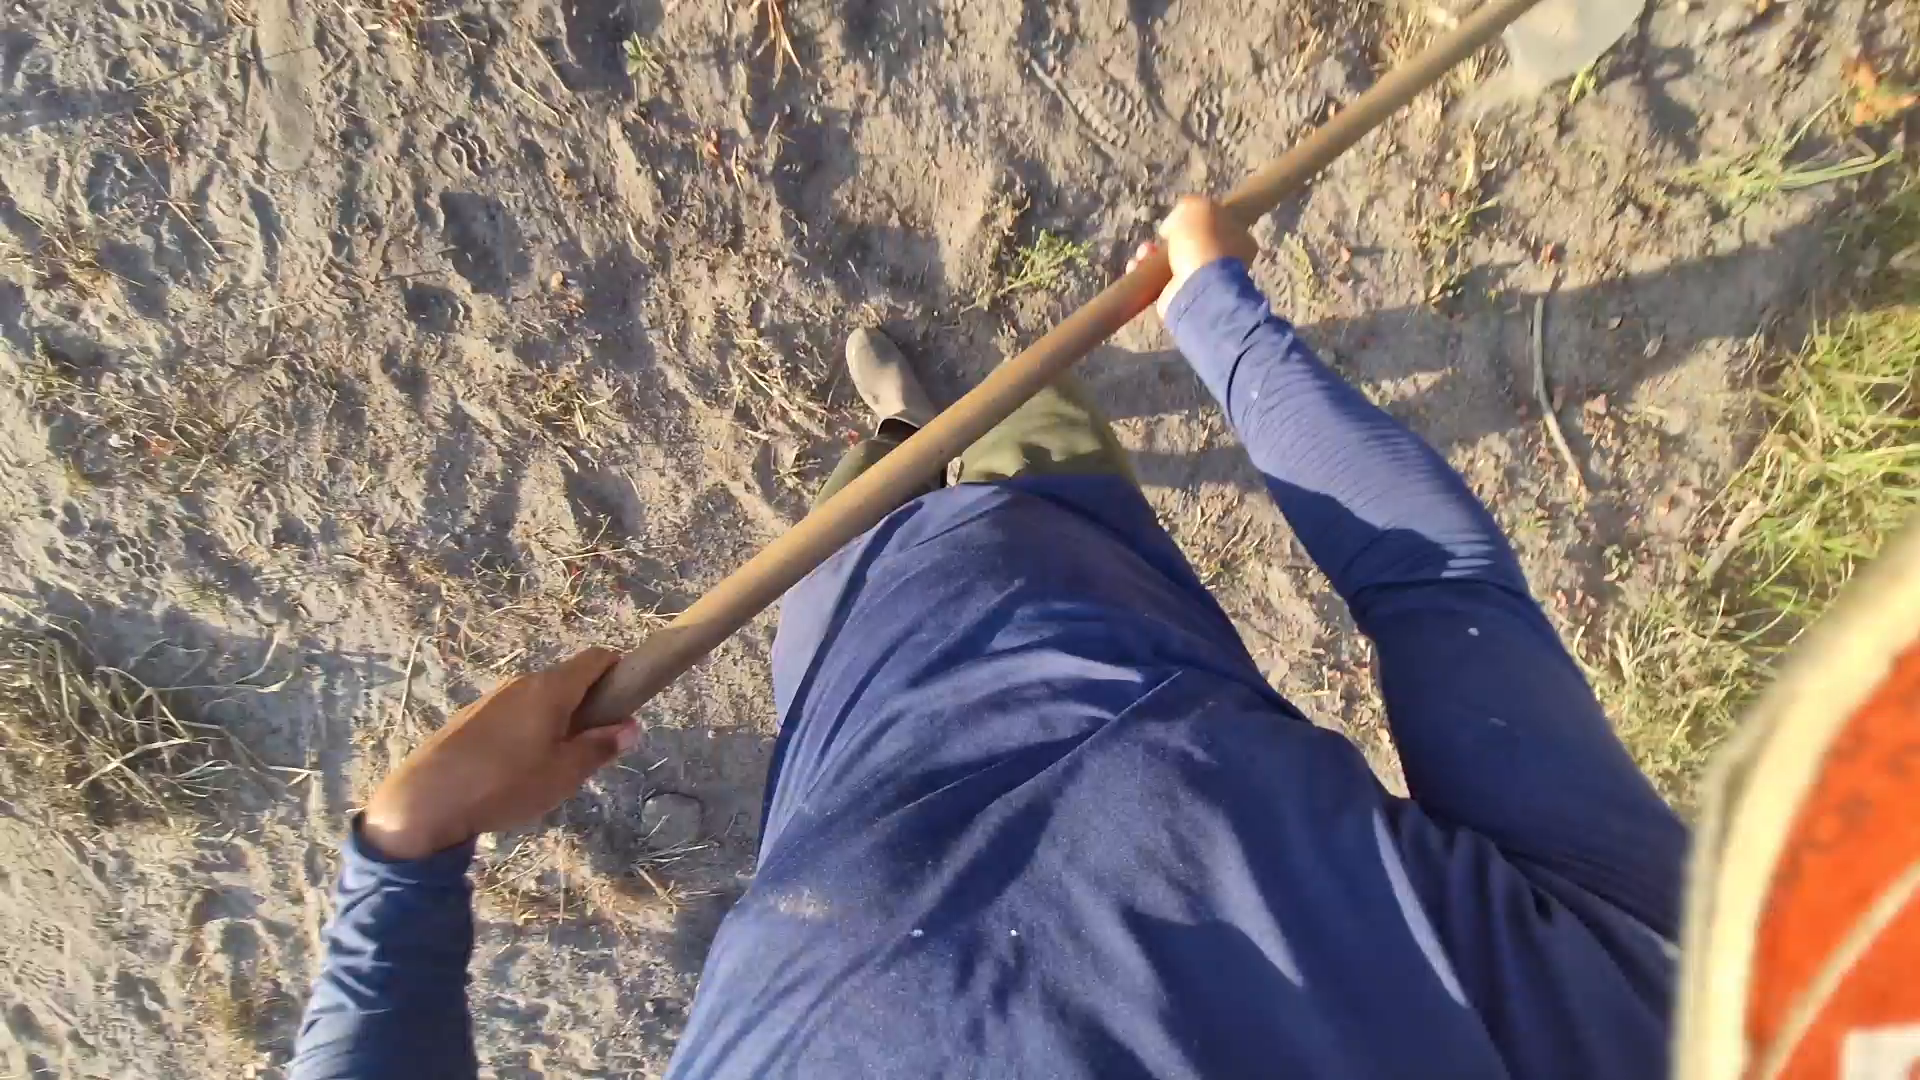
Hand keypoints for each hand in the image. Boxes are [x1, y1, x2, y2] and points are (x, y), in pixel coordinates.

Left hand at [361, 647, 638, 859]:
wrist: (418, 807)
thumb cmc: (503, 785)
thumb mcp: (564, 774)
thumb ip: (601, 746)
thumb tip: (631, 727)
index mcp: (551, 689)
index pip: (596, 658)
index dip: (618, 671)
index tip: (624, 702)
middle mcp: (521, 683)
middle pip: (568, 679)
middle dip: (588, 704)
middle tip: (589, 745)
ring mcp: (491, 699)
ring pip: (539, 698)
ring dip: (556, 719)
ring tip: (549, 763)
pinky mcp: (467, 718)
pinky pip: (512, 713)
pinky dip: (526, 729)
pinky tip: (512, 768)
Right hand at [1128, 195, 1257, 319]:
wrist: (1197, 286)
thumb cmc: (1204, 242)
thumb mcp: (1198, 207)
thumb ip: (1187, 206)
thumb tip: (1171, 227)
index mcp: (1238, 238)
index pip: (1217, 224)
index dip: (1196, 219)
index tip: (1180, 218)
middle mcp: (1221, 261)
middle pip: (1187, 242)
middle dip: (1167, 238)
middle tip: (1159, 235)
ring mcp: (1199, 281)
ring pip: (1168, 261)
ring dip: (1150, 254)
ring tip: (1143, 252)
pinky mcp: (1176, 296)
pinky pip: (1155, 281)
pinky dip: (1143, 271)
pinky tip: (1136, 266)